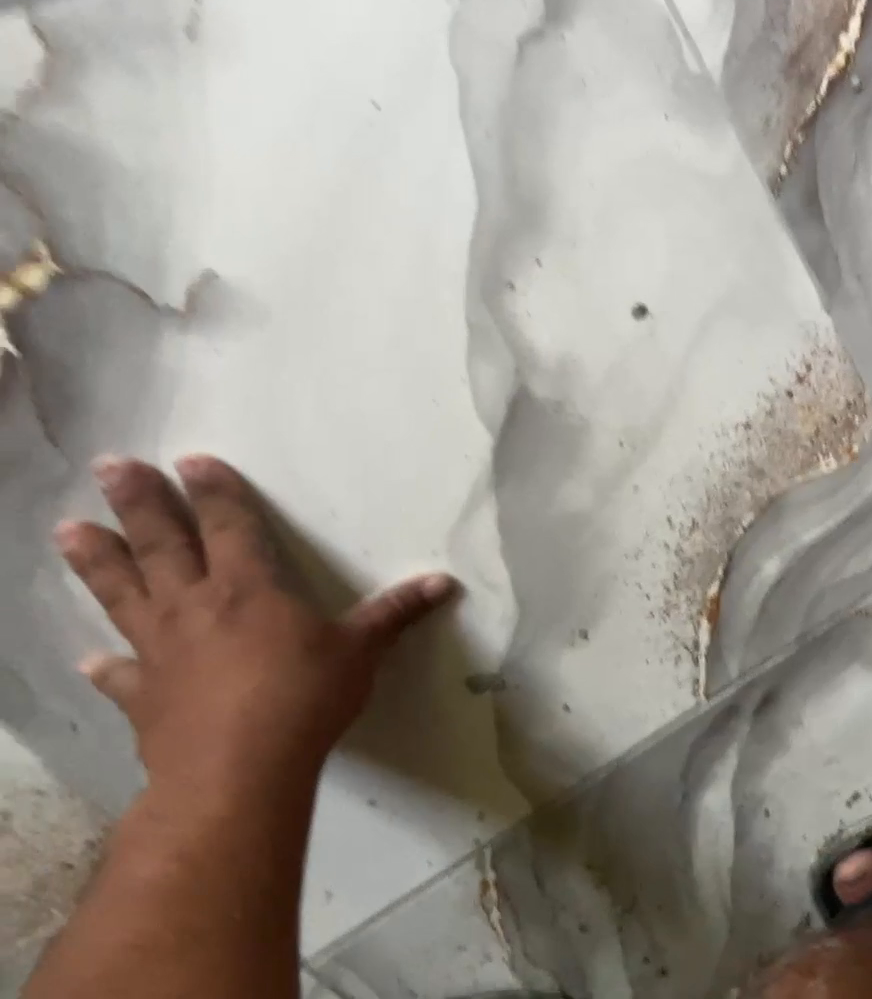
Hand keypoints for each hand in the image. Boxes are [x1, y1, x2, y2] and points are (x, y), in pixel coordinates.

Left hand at [55, 455, 458, 793]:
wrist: (237, 770)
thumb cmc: (306, 697)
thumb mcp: (362, 650)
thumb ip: (395, 613)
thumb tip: (443, 582)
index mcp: (249, 591)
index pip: (230, 528)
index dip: (214, 493)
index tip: (192, 460)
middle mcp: (195, 609)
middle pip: (162, 547)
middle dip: (139, 504)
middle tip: (111, 466)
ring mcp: (160, 651)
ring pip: (122, 594)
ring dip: (97, 561)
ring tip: (67, 527)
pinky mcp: (144, 695)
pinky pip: (120, 673)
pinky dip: (107, 664)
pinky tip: (91, 659)